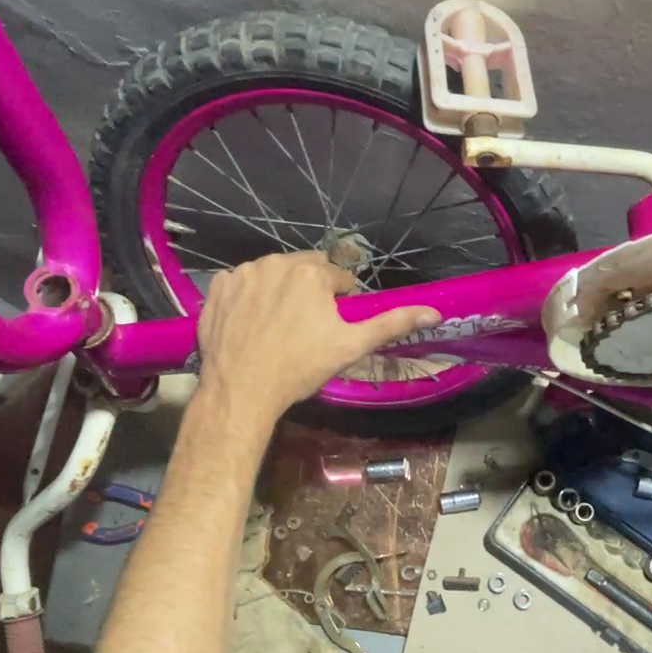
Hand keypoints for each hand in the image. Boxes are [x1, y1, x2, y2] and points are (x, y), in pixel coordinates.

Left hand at [197, 251, 437, 418]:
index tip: (330, 330)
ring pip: (272, 275)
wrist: (242, 389)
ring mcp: (242, 273)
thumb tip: (433, 312)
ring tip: (278, 329)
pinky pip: (241, 284)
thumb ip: (392, 324)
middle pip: (305, 271)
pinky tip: (251, 325)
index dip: (340, 304)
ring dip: (280, 293)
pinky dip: (249, 299)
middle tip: (306, 330)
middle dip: (310, 293)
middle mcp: (275, 262)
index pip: (339, 279)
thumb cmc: (301, 368)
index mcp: (311, 273)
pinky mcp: (218, 288)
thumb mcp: (351, 347)